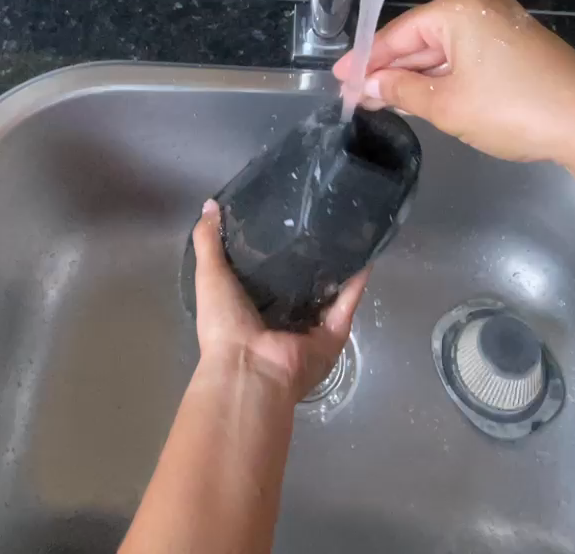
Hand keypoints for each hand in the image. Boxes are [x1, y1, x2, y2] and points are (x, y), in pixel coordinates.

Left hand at [189, 199, 365, 401]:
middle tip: (320, 220)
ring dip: (338, 266)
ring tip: (348, 232)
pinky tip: (365, 255)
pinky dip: (357, 282)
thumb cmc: (225, 324)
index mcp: (252, 306)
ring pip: (329, 291)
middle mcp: (283, 317)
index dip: (275, 247)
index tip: (283, 217)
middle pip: (301, 281)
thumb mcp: (209, 276)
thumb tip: (209, 205)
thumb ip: (208, 241)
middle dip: (310, 255)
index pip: (267, 272)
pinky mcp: (333, 333)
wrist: (249, 369)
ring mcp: (310, 327)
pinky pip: (348, 303)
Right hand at [333, 0, 574, 162]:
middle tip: (358, 95)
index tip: (341, 80)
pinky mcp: (519, 45)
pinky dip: (446, 76)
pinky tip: (426, 96)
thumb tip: (370, 84)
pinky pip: (468, 56)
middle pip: (422, 39)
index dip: (367, 60)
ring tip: (384, 99)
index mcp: (458, 9)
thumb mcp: (448, 105)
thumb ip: (402, 90)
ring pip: (446, 50)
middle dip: (391, 69)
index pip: (398, 33)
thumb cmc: (512, 108)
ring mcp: (502, 24)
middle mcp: (479, 6)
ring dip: (418, 76)